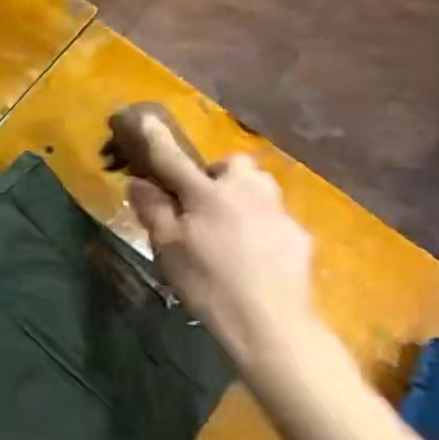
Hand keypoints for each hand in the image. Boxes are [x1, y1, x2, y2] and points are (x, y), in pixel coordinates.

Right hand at [125, 115, 315, 361]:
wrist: (269, 321)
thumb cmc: (206, 281)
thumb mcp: (167, 247)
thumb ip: (154, 210)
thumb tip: (141, 182)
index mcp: (208, 195)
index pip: (175, 160)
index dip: (157, 140)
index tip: (147, 119)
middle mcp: (247, 193)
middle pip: (234, 165)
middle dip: (216, 174)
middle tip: (197, 201)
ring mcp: (278, 213)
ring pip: (258, 187)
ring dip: (239, 194)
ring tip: (223, 224)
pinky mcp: (298, 236)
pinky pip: (271, 216)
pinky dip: (255, 223)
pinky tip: (246, 253)